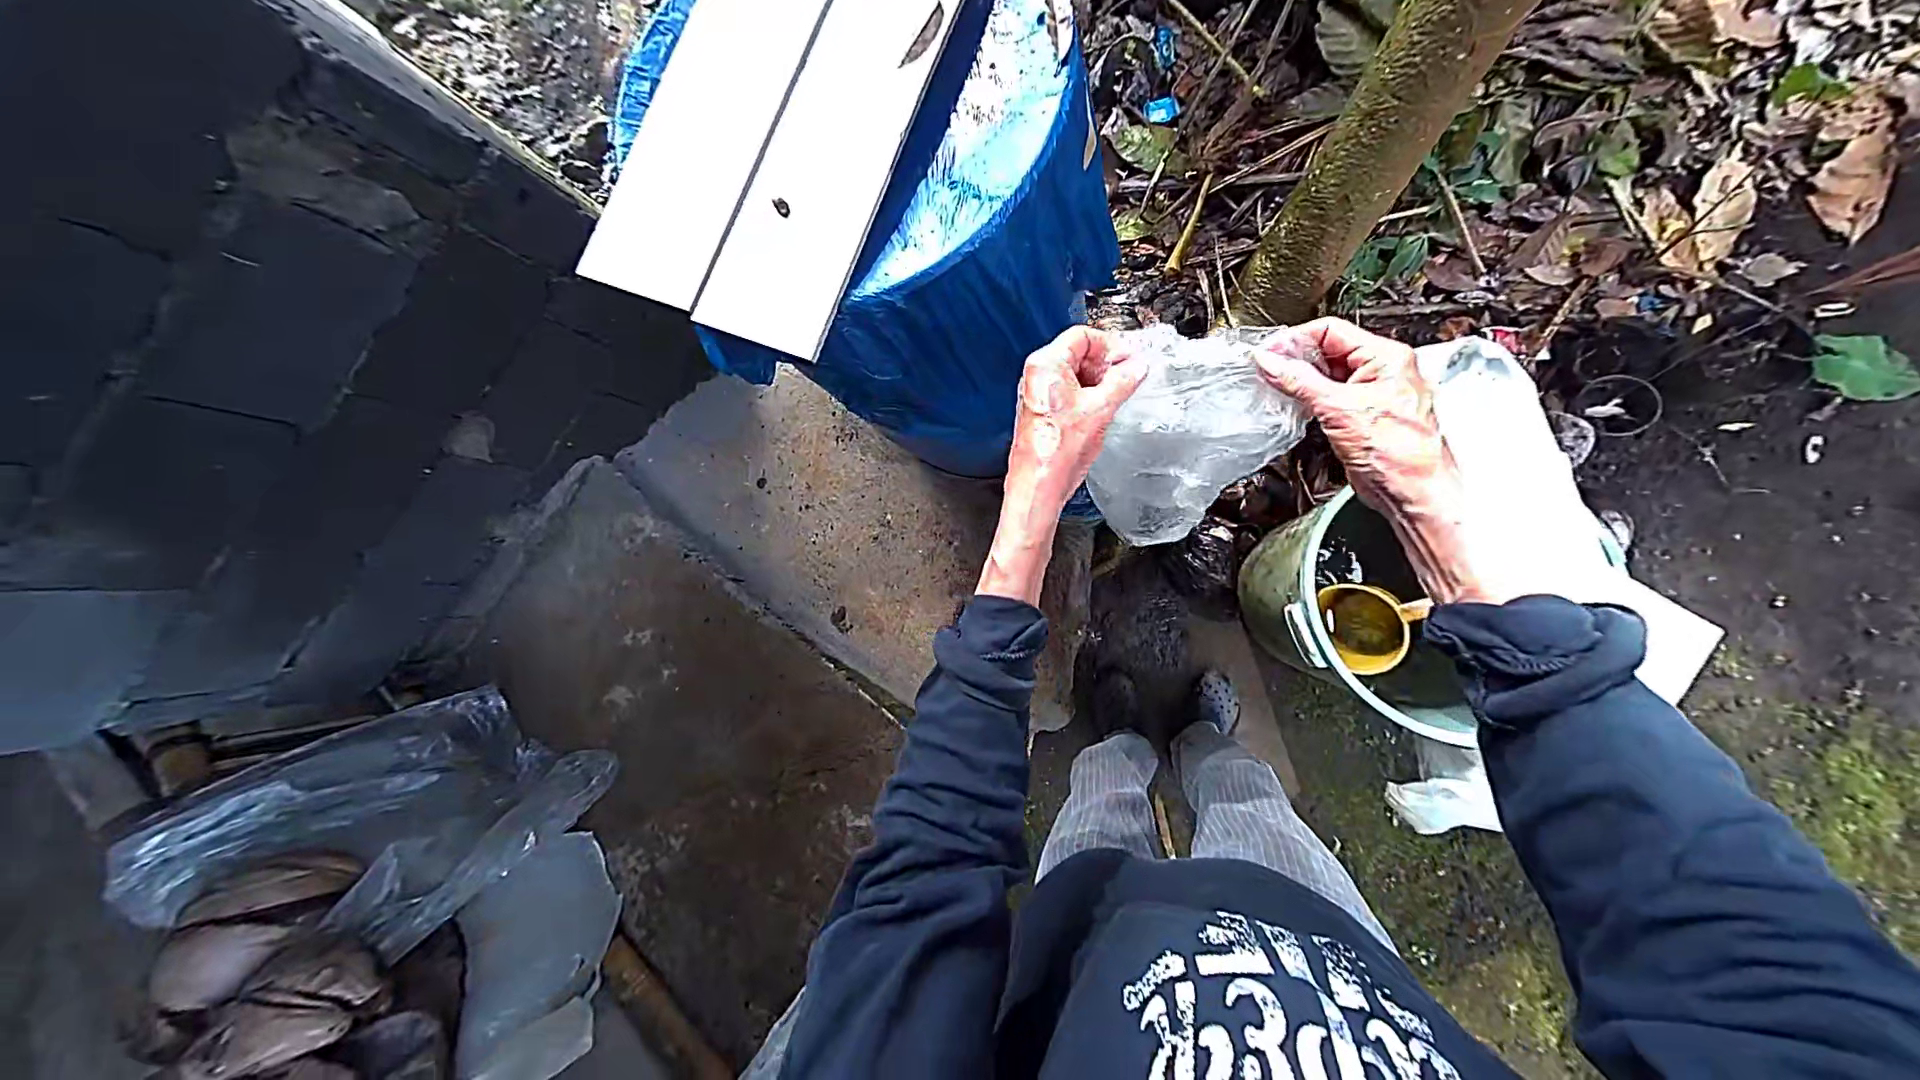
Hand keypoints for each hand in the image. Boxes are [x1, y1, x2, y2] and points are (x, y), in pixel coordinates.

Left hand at [977, 326, 1147, 603]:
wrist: (1039, 485)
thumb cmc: (1056, 452)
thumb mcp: (1101, 410)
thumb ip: (1123, 381)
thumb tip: (1136, 366)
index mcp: (1045, 366)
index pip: (1082, 335)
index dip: (1110, 344)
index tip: (1128, 358)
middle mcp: (1036, 376)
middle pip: (1077, 352)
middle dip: (1105, 363)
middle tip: (1125, 376)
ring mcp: (1037, 394)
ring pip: (1073, 374)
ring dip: (1097, 381)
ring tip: (1114, 397)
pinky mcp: (1041, 412)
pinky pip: (1067, 393)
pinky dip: (1086, 396)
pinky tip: (1099, 412)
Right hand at [1255, 318, 1509, 603]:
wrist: (1410, 490)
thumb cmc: (1398, 452)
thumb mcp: (1338, 408)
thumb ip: (1299, 381)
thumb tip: (1270, 360)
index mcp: (1386, 357)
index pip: (1330, 331)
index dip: (1294, 340)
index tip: (1268, 353)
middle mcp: (1380, 372)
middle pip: (1326, 351)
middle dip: (1294, 359)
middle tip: (1267, 370)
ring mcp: (1368, 395)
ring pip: (1324, 374)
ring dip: (1299, 380)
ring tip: (1276, 387)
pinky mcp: (1357, 417)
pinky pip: (1326, 397)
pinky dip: (1307, 398)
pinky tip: (1294, 405)